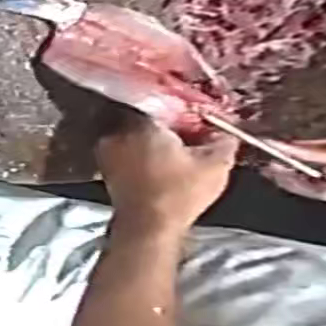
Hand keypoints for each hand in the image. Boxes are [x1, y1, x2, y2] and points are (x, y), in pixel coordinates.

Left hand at [97, 114, 237, 233]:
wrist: (147, 220)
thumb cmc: (180, 190)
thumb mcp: (215, 164)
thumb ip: (221, 142)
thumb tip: (222, 133)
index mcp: (142, 126)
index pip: (160, 105)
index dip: (181, 111)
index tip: (197, 119)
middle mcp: (117, 132)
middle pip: (142, 118)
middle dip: (165, 125)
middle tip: (188, 134)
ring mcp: (105, 148)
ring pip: (131, 134)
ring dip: (151, 138)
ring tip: (176, 150)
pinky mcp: (103, 164)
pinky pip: (123, 148)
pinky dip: (139, 151)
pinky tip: (158, 162)